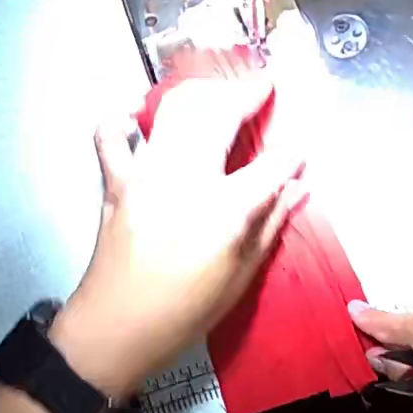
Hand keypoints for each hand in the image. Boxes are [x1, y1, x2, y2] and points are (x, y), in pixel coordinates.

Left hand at [52, 79, 304, 396]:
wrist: (116, 330)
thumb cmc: (186, 312)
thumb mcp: (241, 277)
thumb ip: (270, 225)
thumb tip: (298, 189)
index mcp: (224, 210)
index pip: (271, 167)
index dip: (291, 156)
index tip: (301, 151)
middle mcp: (185, 180)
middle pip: (217, 114)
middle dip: (244, 92)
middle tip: (261, 83)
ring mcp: (145, 175)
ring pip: (172, 110)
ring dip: (199, 93)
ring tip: (216, 90)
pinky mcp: (115, 182)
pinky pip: (112, 136)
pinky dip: (122, 120)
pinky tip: (134, 116)